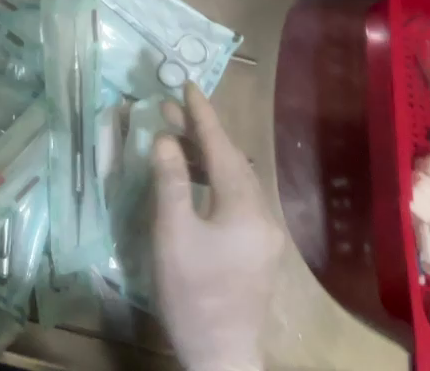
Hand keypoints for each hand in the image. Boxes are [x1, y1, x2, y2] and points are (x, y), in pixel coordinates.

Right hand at [151, 83, 284, 370]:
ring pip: (233, 182)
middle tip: (168, 111)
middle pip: (230, 162)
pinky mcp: (256, 252)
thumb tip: (166, 139)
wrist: (220, 356)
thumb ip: (170, 180)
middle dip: (200, 135)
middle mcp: (262, 216)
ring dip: (205, 158)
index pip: (222, 149)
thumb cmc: (192, 293)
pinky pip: (235, 201)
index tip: (188, 85)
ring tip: (173, 141)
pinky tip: (190, 182)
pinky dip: (212, 181)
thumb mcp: (172, 233)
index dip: (203, 116)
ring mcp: (263, 236)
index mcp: (245, 208)